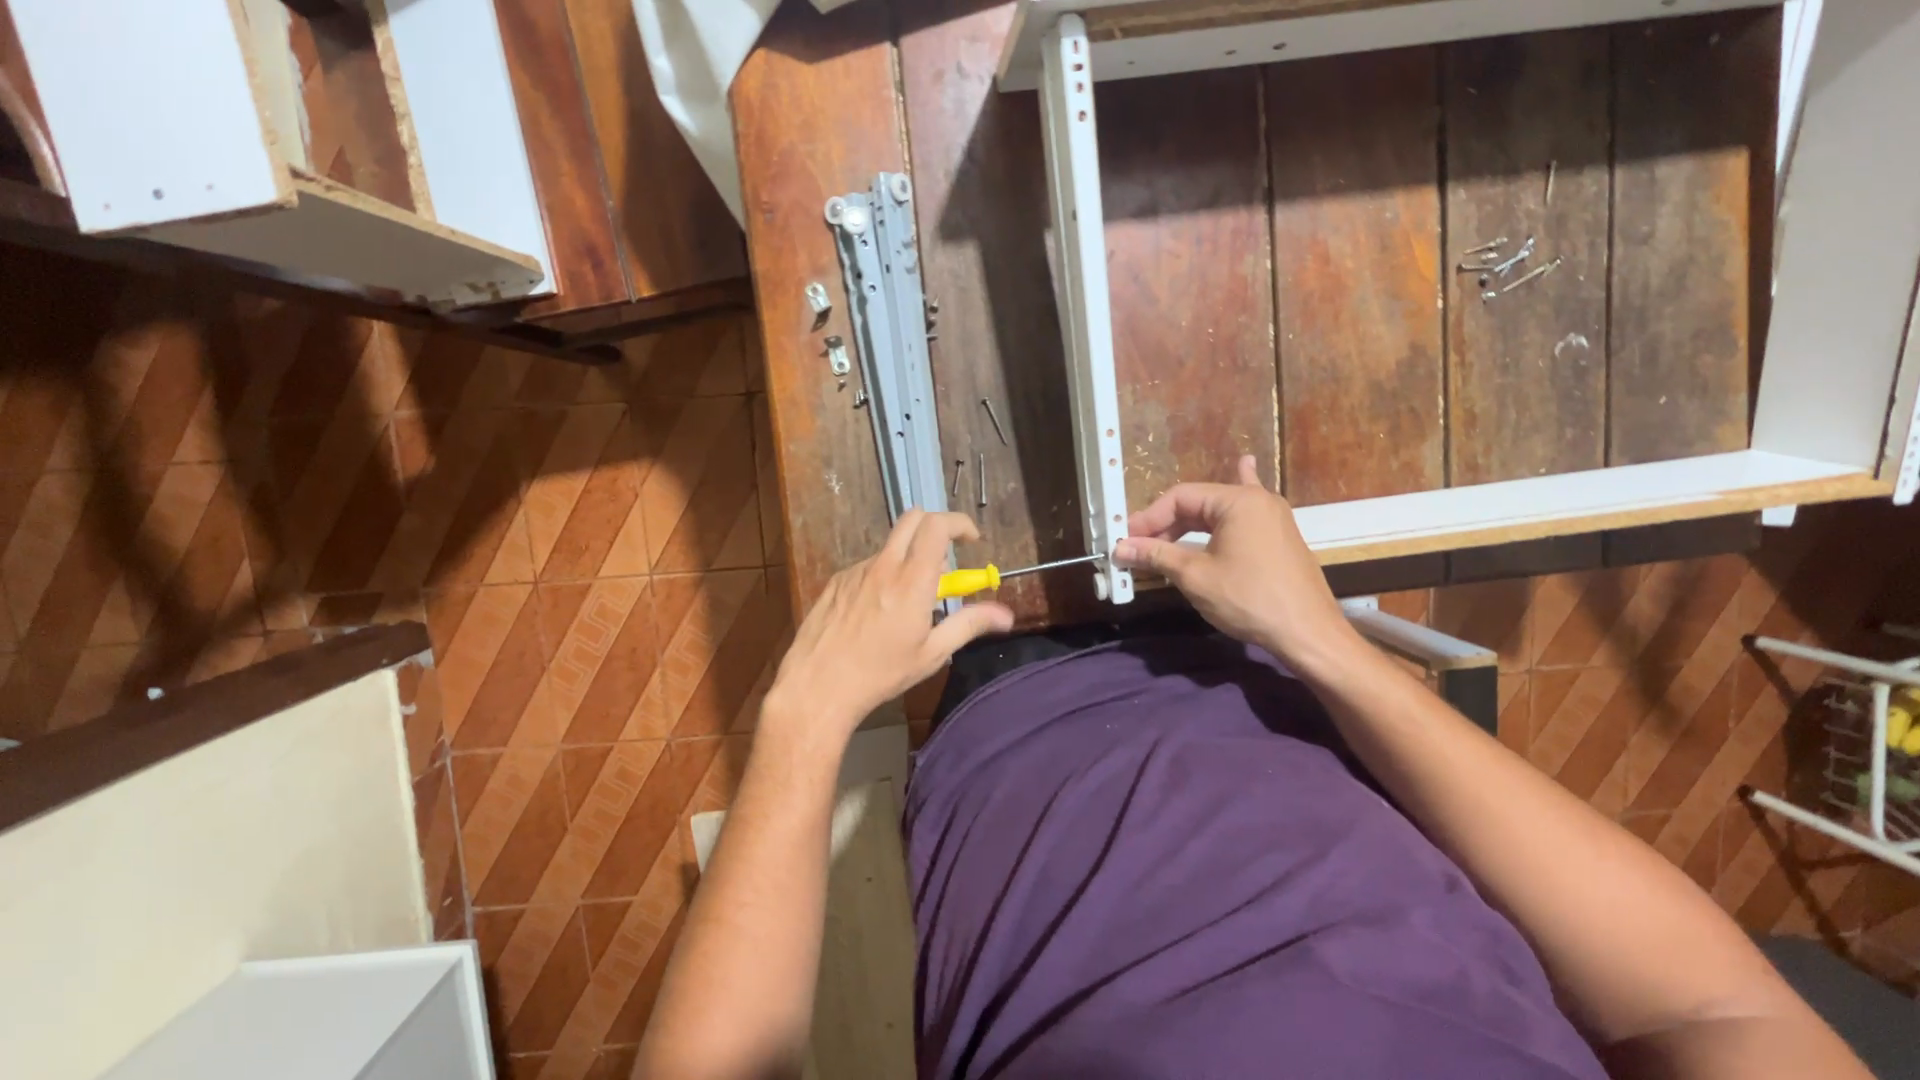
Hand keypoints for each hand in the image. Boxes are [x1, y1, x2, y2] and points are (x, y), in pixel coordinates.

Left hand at [763, 509, 1013, 743]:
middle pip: (912, 518)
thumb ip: (969, 625)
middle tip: (946, 559)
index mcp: (911, 581)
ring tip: (908, 603)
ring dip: (908, 558)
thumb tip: (1006, 615)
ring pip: (890, 547)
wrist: (818, 686)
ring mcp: (856, 571)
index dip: (959, 523)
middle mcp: (883, 566)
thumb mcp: (931, 654)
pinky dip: (883, 576)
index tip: (971, 540)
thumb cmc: (880, 674)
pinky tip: (877, 613)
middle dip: (936, 527)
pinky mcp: (836, 581)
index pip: (937, 525)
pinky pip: (868, 567)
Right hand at [1112, 455, 1362, 672]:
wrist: (1307, 632)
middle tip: (1139, 547)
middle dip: (1166, 525)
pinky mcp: (1278, 537)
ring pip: (1219, 513)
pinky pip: (1245, 515)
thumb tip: (1122, 548)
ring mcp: (1272, 517)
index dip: (1149, 518)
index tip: (1127, 541)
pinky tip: (1244, 466)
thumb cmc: (1249, 599)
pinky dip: (1231, 505)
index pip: (1180, 498)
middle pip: (1199, 504)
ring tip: (1162, 534)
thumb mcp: (1195, 576)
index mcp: (1238, 501)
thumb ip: (1157, 556)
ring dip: (1188, 525)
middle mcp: (1258, 500)